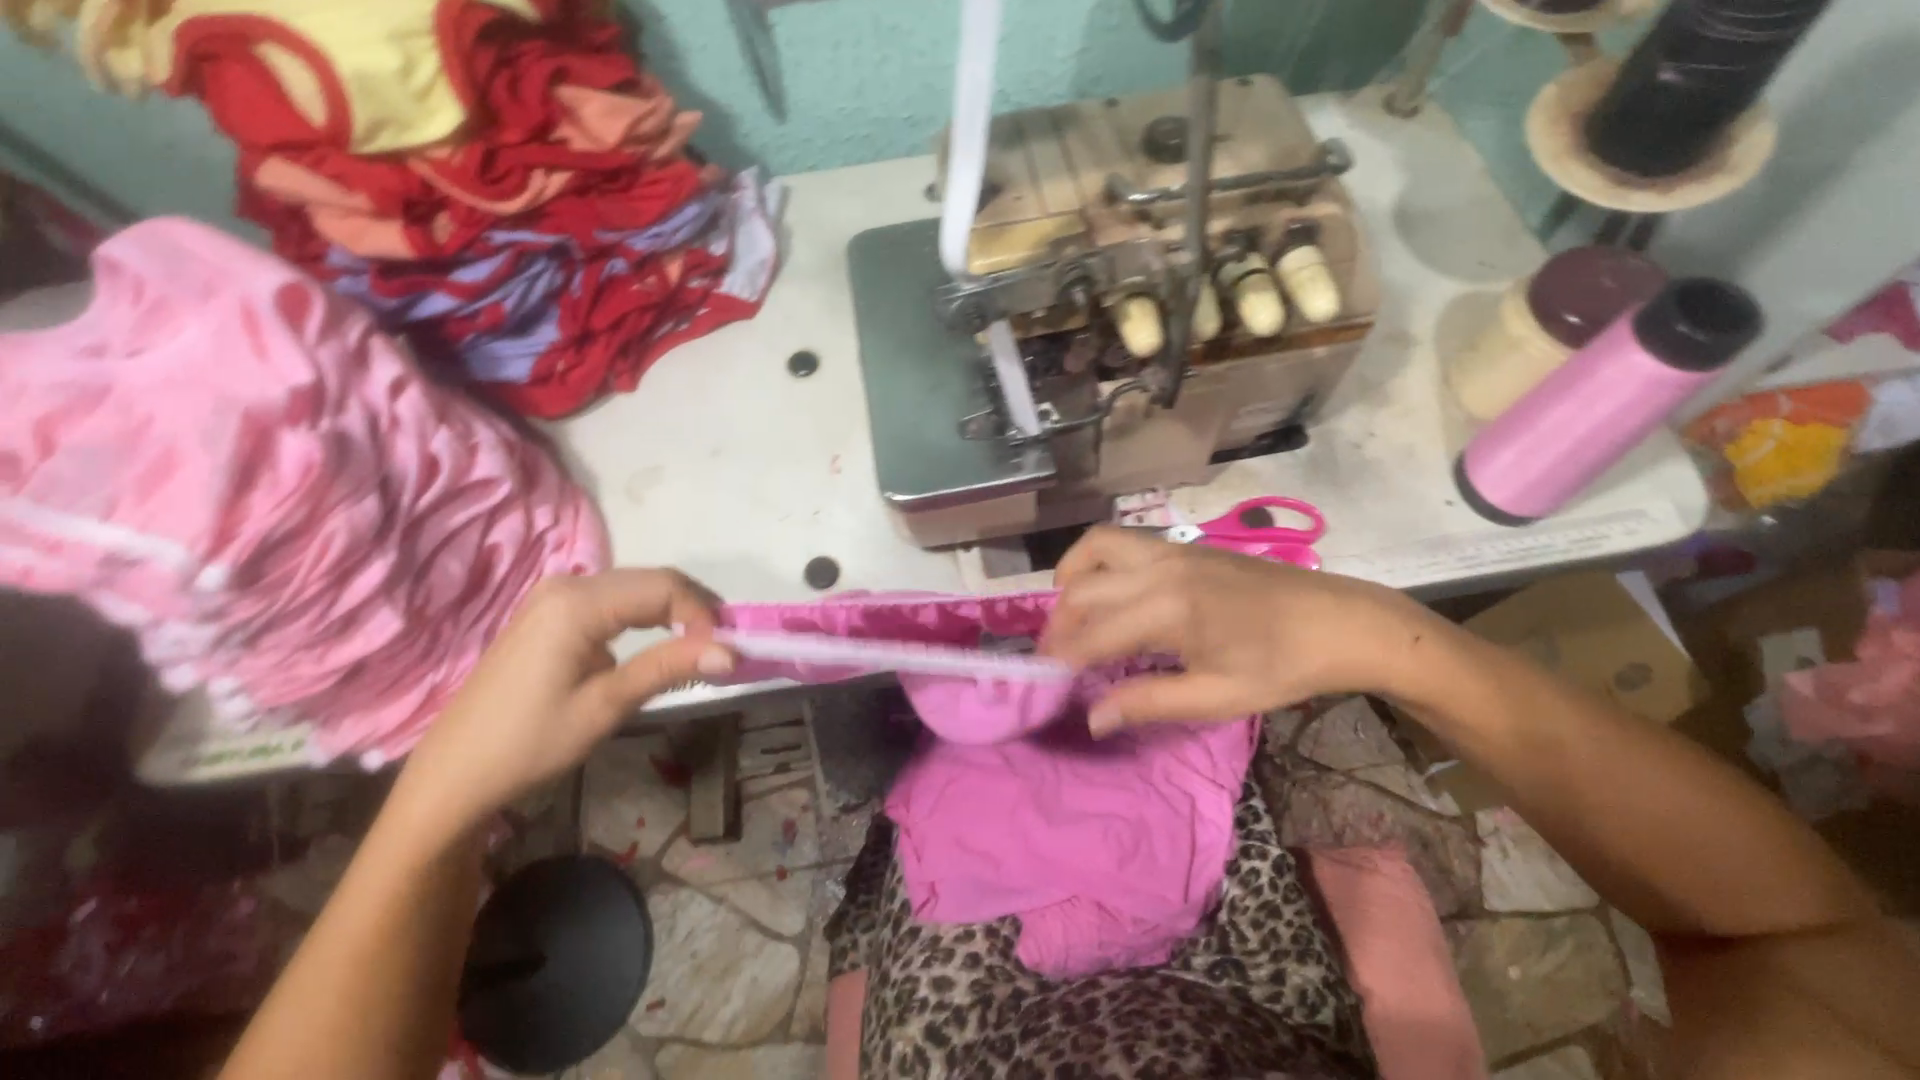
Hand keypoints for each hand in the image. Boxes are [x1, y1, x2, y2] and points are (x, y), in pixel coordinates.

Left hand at [393, 569, 734, 842]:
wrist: (456, 773)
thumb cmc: (530, 742)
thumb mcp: (606, 706)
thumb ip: (668, 668)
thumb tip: (733, 651)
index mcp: (578, 603)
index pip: (664, 587)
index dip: (704, 615)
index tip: (729, 654)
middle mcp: (566, 585)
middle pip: (650, 581)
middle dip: (694, 610)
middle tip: (725, 650)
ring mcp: (553, 596)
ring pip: (634, 589)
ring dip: (672, 613)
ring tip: (701, 650)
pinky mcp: (549, 613)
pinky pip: (612, 602)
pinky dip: (644, 618)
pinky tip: (659, 645)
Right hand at [1039, 527, 1444, 735]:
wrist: (1340, 622)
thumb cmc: (1282, 667)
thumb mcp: (1217, 697)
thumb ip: (1149, 702)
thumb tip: (1094, 718)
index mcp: (1168, 611)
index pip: (1092, 634)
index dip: (1061, 658)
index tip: (1041, 680)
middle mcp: (1160, 570)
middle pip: (1083, 588)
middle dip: (1058, 623)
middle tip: (1054, 657)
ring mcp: (1172, 551)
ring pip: (1096, 547)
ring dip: (1072, 578)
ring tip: (1069, 611)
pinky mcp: (1185, 547)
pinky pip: (1121, 542)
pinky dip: (1097, 561)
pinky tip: (1107, 591)